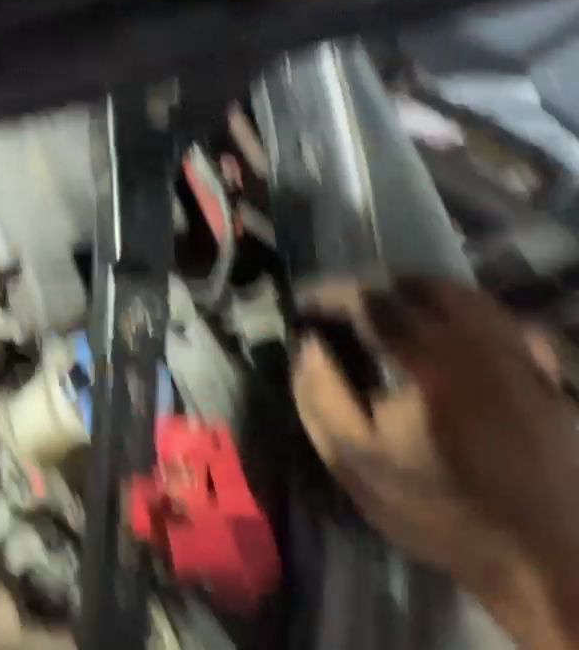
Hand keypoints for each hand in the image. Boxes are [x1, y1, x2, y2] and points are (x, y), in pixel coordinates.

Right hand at [293, 278, 578, 635]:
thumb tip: (312, 345)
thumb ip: (319, 391)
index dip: (328, 294)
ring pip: (477, 303)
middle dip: (379, 288)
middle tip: (345, 308)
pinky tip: (459, 341)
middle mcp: (487, 353)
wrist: (546, 565)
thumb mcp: (352, 455)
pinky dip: (479, 322)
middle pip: (430, 288)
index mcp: (432, 365)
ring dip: (427, 299)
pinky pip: (518, 331)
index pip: (372, 300)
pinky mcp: (557, 389)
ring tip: (395, 317)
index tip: (301, 307)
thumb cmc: (437, 509)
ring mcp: (531, 369)